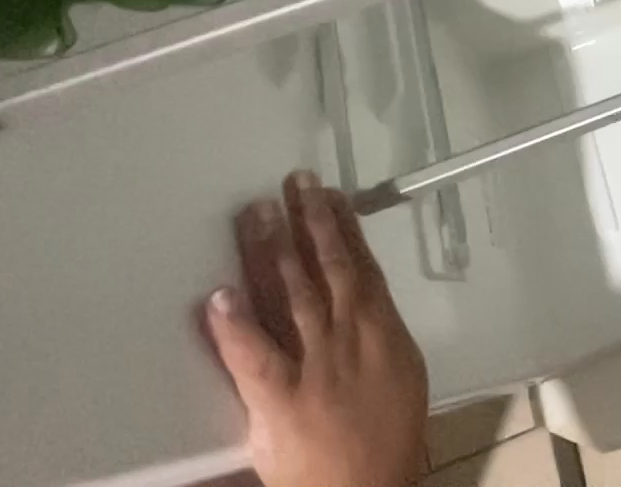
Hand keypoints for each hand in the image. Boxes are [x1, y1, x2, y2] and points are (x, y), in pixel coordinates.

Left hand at [206, 171, 429, 486]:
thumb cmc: (389, 435)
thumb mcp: (402, 373)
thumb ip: (378, 334)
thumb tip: (363, 302)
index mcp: (383, 327)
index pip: (361, 265)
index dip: (344, 228)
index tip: (330, 196)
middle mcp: (350, 333)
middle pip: (326, 266)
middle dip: (309, 221)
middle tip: (294, 183)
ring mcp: (314, 363)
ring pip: (291, 294)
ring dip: (274, 250)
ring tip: (258, 213)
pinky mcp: (278, 399)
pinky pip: (253, 355)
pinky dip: (235, 324)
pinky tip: (218, 295)